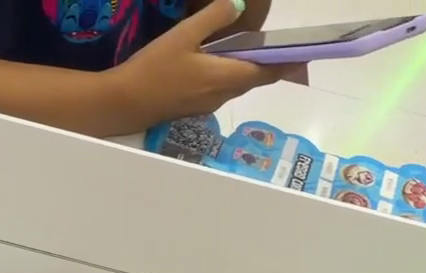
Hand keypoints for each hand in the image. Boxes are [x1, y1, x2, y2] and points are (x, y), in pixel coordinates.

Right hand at [104, 1, 302, 126]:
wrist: (119, 104)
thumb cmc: (152, 70)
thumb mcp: (183, 36)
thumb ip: (214, 17)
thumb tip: (239, 3)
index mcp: (224, 78)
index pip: (266, 72)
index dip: (287, 64)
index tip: (305, 56)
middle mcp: (219, 96)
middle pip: (251, 80)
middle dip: (266, 64)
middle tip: (276, 46)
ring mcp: (203, 106)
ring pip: (234, 86)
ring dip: (243, 70)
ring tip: (245, 49)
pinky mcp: (189, 108)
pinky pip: (217, 90)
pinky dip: (224, 76)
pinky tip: (215, 62)